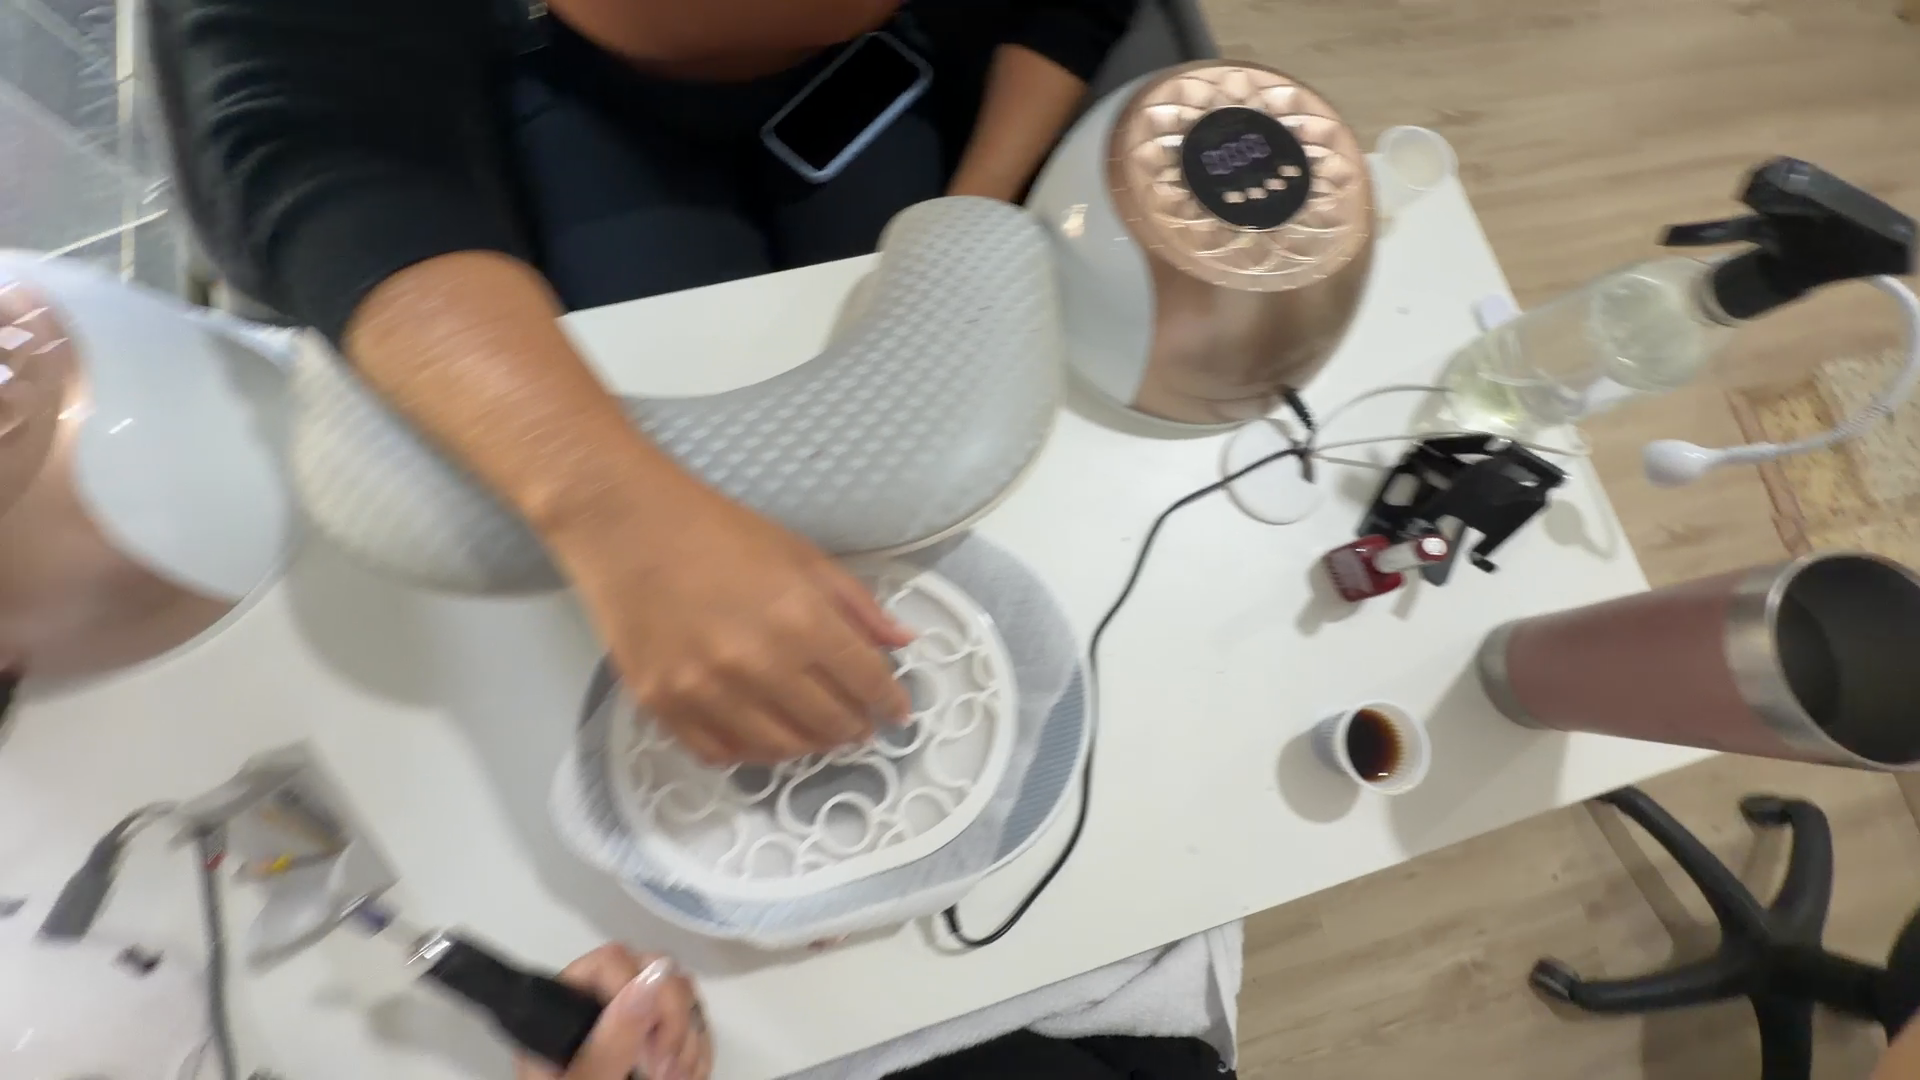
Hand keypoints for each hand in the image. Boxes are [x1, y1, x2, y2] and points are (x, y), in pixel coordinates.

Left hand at [516, 945, 710, 1079]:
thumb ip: (613, 1041)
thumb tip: (655, 973)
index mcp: (564, 1011)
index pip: (609, 962)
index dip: (637, 989)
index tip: (648, 1044)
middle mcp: (598, 1006)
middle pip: (654, 970)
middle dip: (672, 1020)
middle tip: (665, 1073)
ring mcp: (632, 1021)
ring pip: (680, 993)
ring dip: (689, 1039)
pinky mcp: (657, 1039)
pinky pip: (694, 1019)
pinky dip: (698, 1050)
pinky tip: (688, 1077)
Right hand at [551, 481, 912, 764]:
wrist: (630, 527)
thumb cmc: (723, 533)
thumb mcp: (804, 556)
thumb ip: (858, 605)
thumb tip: (902, 643)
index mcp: (802, 620)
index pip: (867, 681)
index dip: (891, 701)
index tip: (899, 711)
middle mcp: (758, 664)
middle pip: (830, 722)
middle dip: (856, 726)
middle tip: (862, 724)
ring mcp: (706, 691)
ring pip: (780, 749)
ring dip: (812, 746)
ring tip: (821, 734)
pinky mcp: (662, 705)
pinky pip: (720, 753)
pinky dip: (753, 753)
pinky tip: (767, 738)